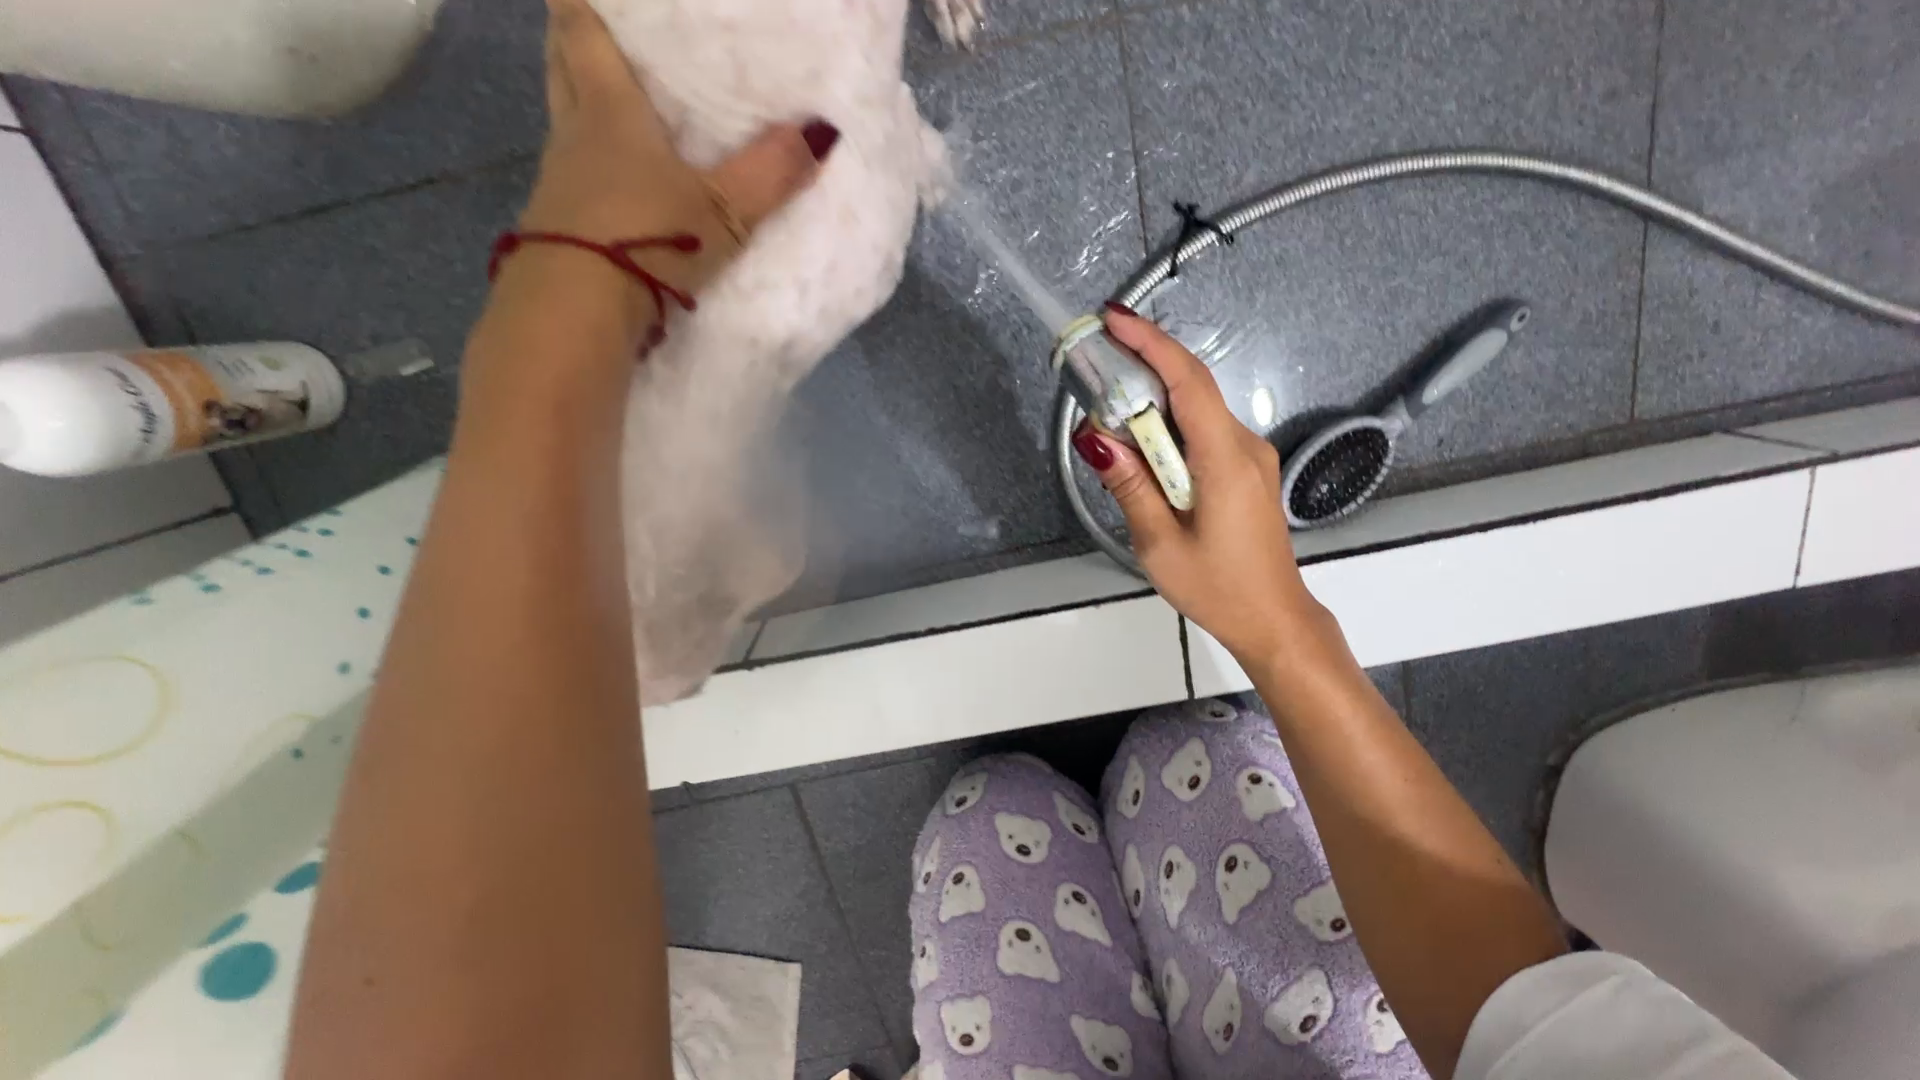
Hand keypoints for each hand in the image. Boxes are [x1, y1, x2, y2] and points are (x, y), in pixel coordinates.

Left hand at [514, 0, 840, 322]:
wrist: (575, 316)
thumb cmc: (646, 241)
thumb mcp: (721, 212)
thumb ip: (770, 174)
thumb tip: (822, 133)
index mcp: (609, 113)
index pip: (583, 33)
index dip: (581, 1)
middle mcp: (574, 137)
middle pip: (561, 69)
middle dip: (569, 40)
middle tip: (588, 22)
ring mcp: (559, 184)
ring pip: (564, 123)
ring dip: (577, 101)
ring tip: (608, 96)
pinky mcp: (556, 228)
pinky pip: (571, 175)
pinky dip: (586, 162)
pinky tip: (611, 179)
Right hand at [1073, 307, 1326, 661]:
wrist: (1274, 619)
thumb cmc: (1218, 589)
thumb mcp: (1160, 544)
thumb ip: (1130, 486)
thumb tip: (1095, 439)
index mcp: (1225, 461)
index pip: (1188, 382)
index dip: (1151, 343)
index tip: (1114, 319)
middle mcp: (1243, 446)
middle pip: (1191, 388)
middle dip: (1143, 363)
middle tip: (1096, 355)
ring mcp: (1249, 456)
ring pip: (1196, 409)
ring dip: (1152, 398)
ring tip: (1105, 401)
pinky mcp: (1245, 470)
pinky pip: (1203, 431)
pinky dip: (1168, 425)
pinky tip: (1139, 440)